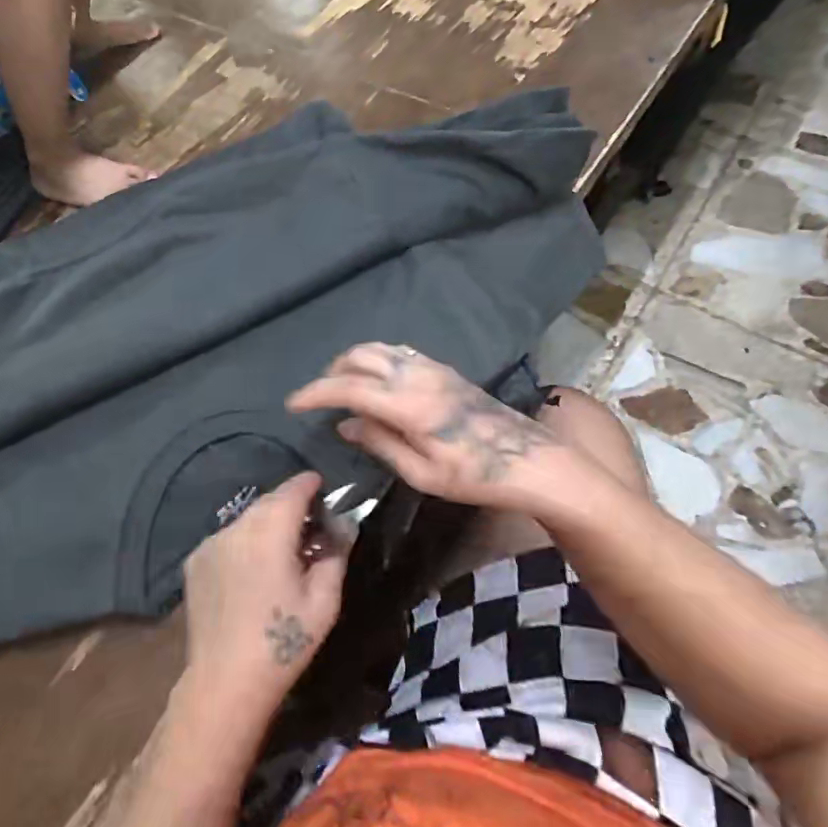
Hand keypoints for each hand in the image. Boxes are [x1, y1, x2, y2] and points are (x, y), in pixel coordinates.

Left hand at [180, 472, 346, 709]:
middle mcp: (235, 527)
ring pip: (245, 521)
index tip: (321, 486)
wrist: (226, 679)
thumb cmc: (283, 642)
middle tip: (309, 527)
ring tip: (280, 554)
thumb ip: (335, 555)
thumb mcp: (324, 602)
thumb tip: (341, 527)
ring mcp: (210, 543)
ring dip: (264, 526)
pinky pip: (226, 540)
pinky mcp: (194, 561)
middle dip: (289, 506)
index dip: (309, 484)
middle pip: (267, 502)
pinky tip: (250, 573)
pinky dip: (242, 544)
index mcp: (269, 532)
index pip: (292, 490)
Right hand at [287, 342, 579, 509]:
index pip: (348, 388)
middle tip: (319, 398)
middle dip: (331, 373)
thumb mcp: (423, 474)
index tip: (292, 404)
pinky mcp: (445, 370)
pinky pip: (399, 351)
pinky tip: (375, 379)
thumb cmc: (477, 477)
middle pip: (359, 357)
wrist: (535, 463)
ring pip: (379, 349)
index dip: (315, 393)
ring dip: (352, 362)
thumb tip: (346, 424)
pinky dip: (376, 358)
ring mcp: (433, 369)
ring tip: (342, 387)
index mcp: (408, 406)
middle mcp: (417, 377)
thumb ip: (380, 444)